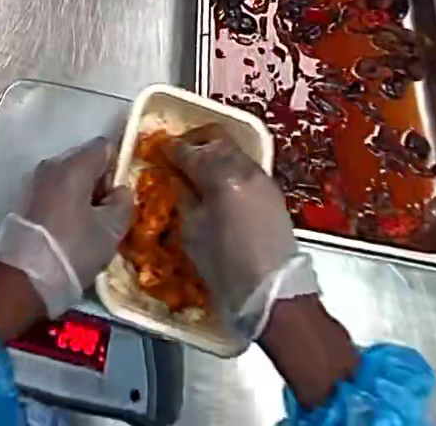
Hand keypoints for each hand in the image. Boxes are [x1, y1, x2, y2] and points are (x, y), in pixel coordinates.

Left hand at [0, 138, 132, 317]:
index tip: (119, 195)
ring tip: (88, 227)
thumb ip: (123, 204)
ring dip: (82, 194)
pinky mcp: (24, 198)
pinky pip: (53, 190)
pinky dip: (65, 202)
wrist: (22, 279)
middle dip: (99, 182)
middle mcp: (50, 164)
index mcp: (73, 165)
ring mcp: (34, 180)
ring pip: (68, 176)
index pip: (104, 146)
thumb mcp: (109, 231)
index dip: (117, 166)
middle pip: (84, 159)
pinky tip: (69, 231)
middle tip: (107, 215)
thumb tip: (120, 191)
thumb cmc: (71, 250)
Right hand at [169, 132, 319, 341]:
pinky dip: (229, 166)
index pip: (189, 152)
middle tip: (179, 154)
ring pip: (232, 150)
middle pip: (215, 141)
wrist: (275, 293)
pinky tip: (220, 183)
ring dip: (213, 153)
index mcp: (220, 177)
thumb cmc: (227, 267)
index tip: (160, 149)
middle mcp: (243, 169)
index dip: (171, 149)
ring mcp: (261, 177)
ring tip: (199, 168)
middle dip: (194, 143)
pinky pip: (245, 166)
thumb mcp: (192, 232)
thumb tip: (178, 180)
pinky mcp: (272, 190)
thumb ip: (183, 197)